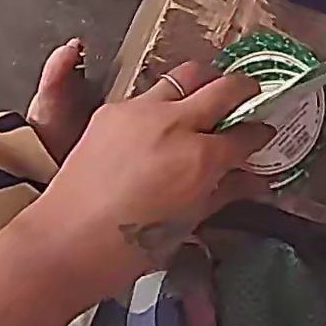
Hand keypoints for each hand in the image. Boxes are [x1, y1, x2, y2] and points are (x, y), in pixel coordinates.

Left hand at [28, 62, 270, 298]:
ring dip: (204, 83)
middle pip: (224, 87)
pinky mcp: (114, 109)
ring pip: (187, 75)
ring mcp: (142, 111)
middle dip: (245, 88)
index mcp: (199, 159)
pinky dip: (165, 101)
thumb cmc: (129, 250)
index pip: (245, 135)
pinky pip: (150, 93)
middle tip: (251, 94)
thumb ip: (225, 192)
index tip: (264, 133)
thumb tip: (258, 182)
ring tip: (207, 97)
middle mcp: (175, 124)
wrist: (62, 243)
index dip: (260, 133)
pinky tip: (162, 122)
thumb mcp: (187, 223)